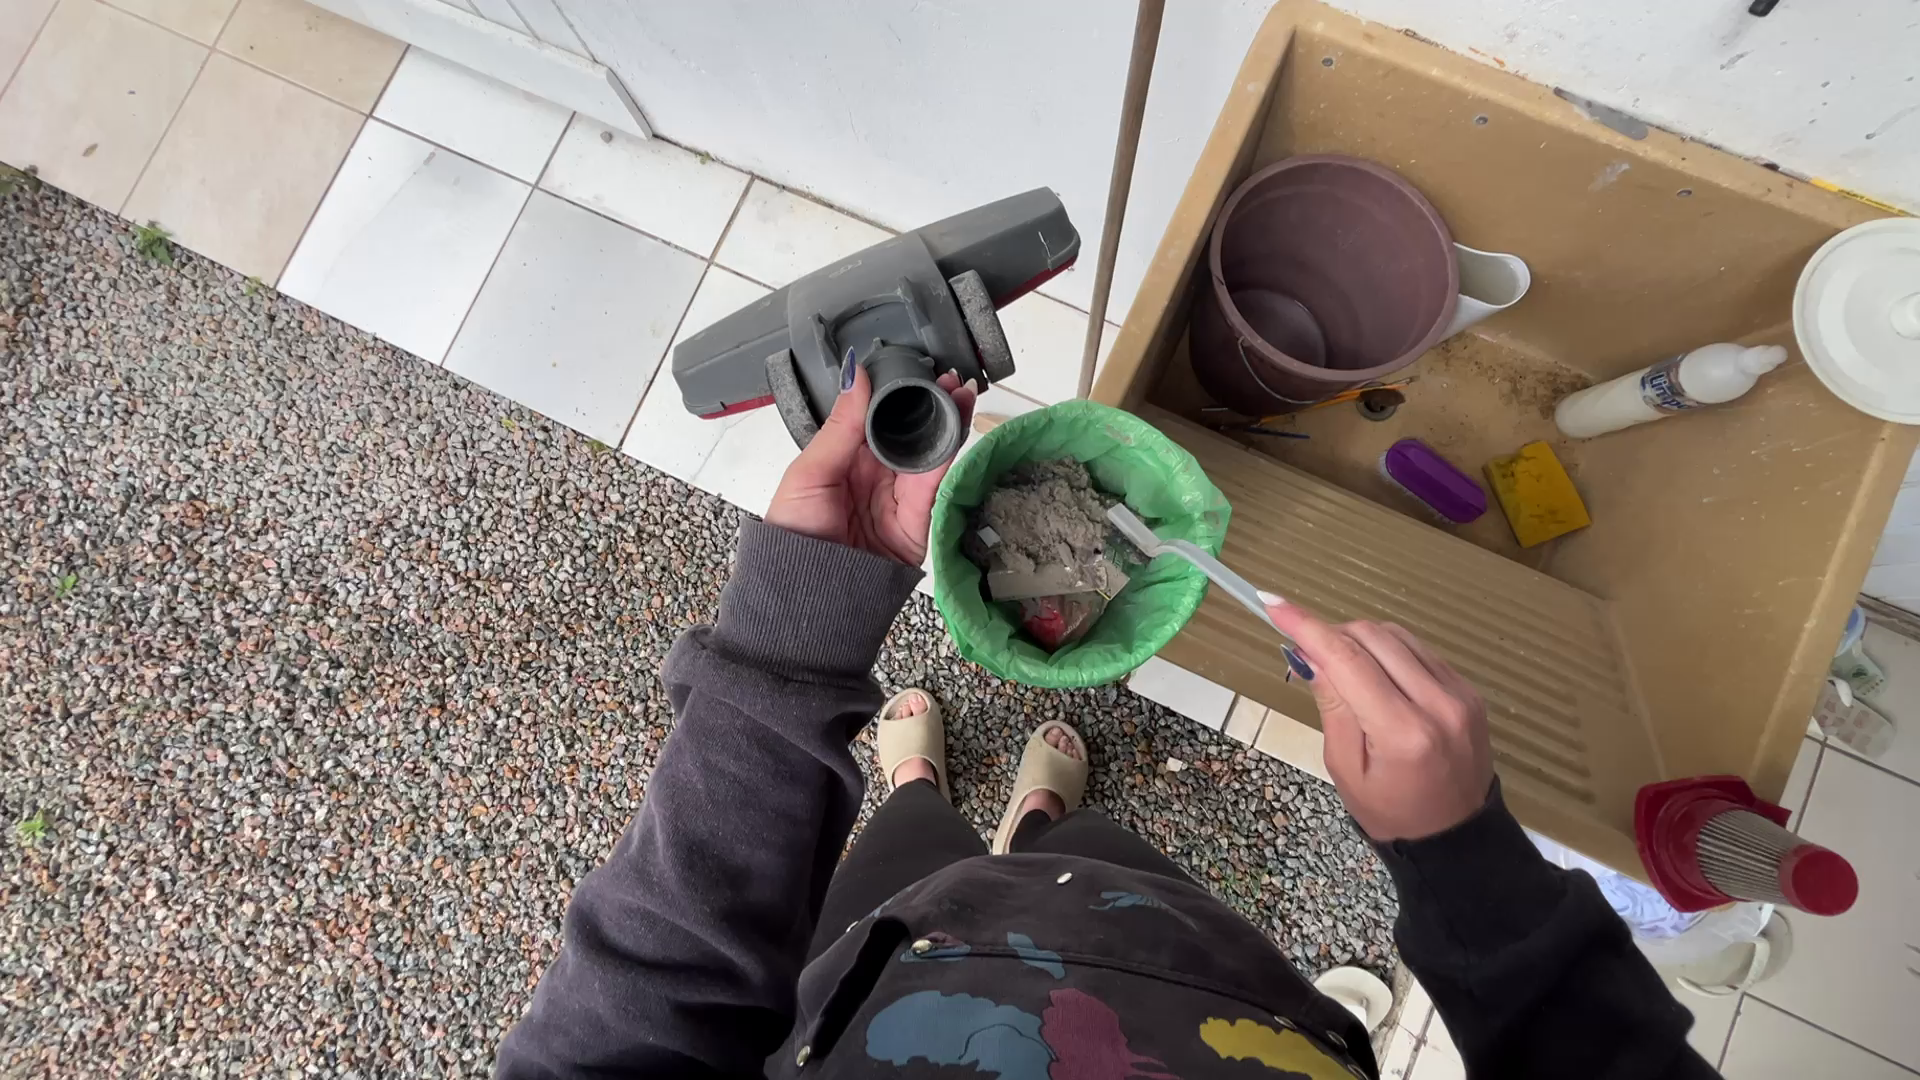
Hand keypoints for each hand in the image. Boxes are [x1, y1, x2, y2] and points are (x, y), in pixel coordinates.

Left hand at [764, 365, 975, 564]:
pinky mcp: (918, 518)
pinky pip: (936, 480)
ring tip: (962, 393)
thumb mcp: (809, 473)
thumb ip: (840, 426)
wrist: (810, 594)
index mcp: (844, 458)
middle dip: (931, 403)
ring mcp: (897, 495)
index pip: (876, 417)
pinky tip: (959, 425)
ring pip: (929, 451)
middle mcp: (874, 473)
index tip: (916, 368)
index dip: (898, 393)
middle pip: (909, 431)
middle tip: (950, 376)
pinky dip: (950, 452)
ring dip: (948, 421)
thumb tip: (856, 375)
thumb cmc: (795, 534)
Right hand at [1266, 598, 1493, 841]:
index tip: (1272, 604)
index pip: (1346, 660)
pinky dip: (1385, 649)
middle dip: (1330, 634)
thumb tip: (1309, 654)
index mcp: (1402, 731)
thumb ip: (1331, 705)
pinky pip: (1417, 648)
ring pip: (1394, 635)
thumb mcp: (1344, 767)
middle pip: (1371, 637)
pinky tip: (1374, 674)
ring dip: (1357, 639)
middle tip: (1307, 656)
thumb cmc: (1389, 811)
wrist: (1459, 839)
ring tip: (1342, 669)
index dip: (1306, 627)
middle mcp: (1438, 703)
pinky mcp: (1468, 689)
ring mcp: (1459, 693)